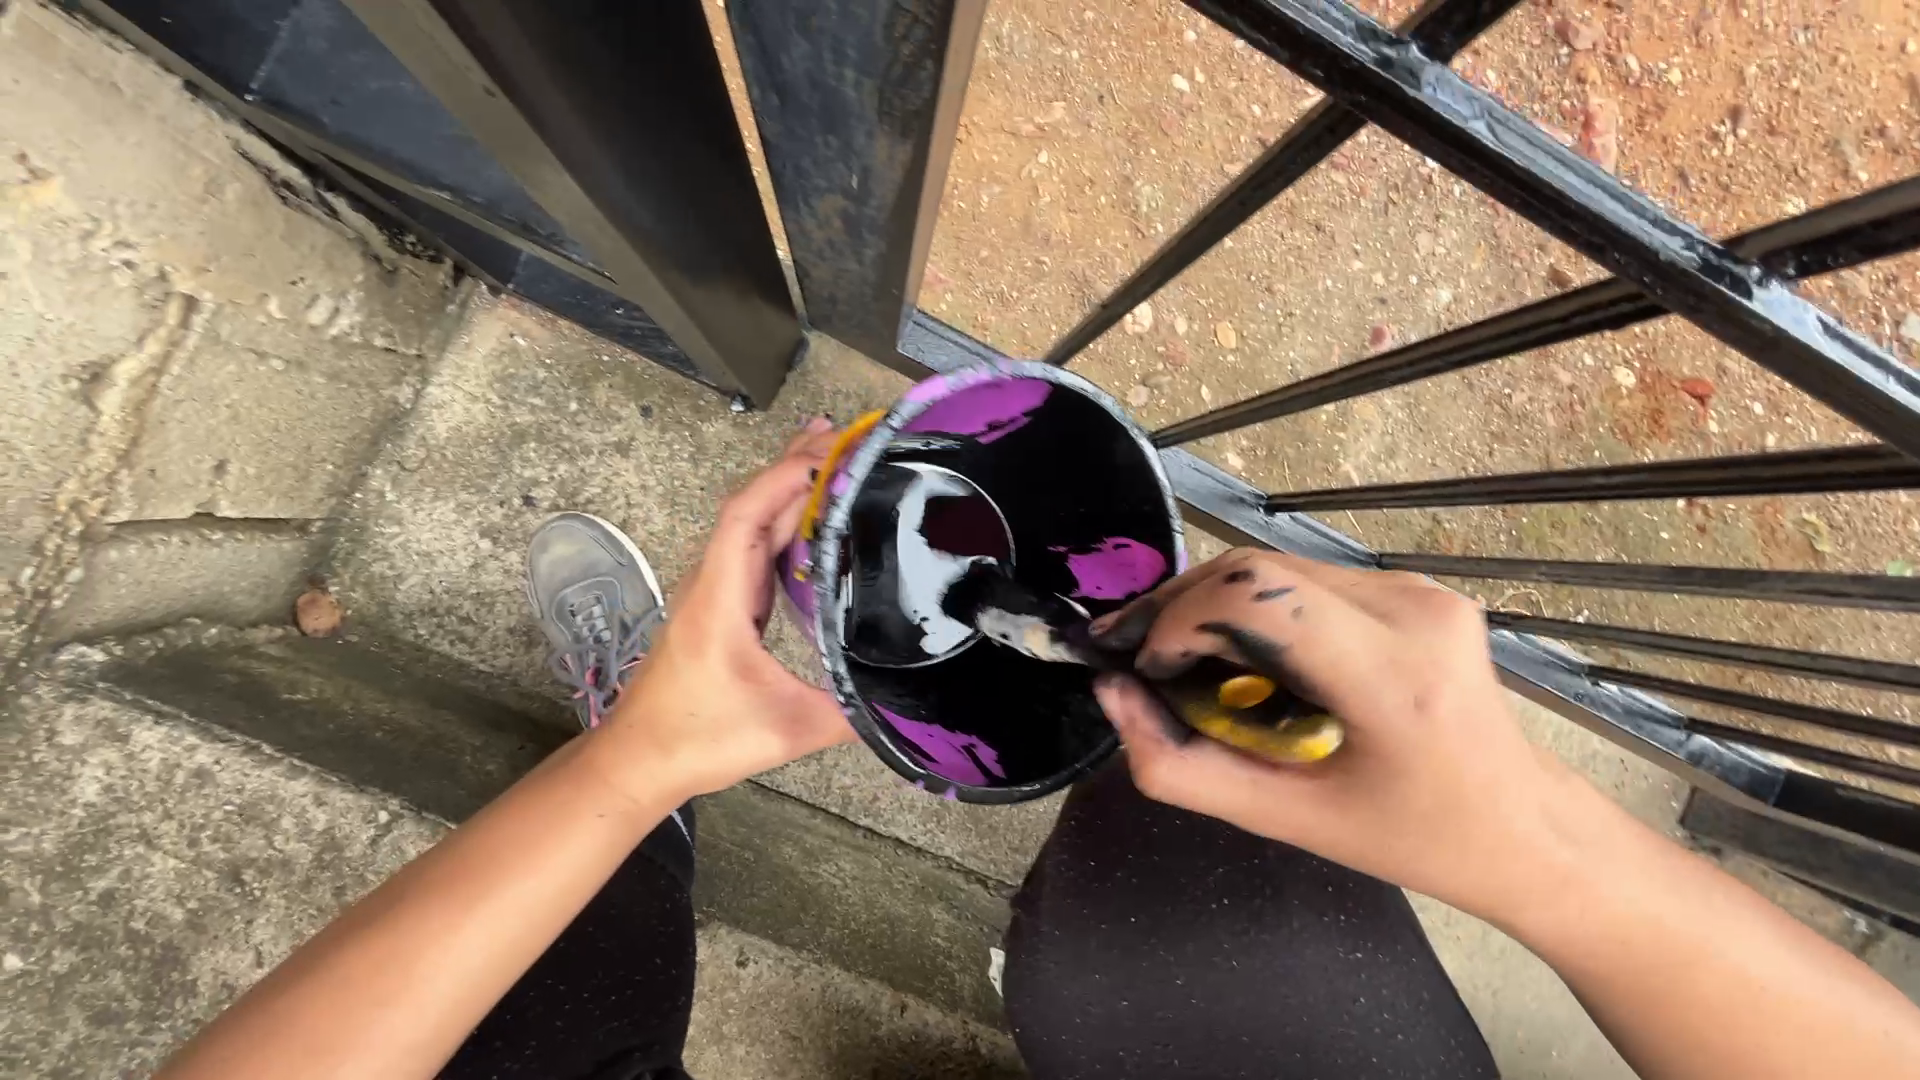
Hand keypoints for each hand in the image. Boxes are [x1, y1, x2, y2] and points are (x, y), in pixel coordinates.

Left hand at [589, 419, 854, 802]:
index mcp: (721, 597)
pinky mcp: (721, 603)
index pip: (747, 514)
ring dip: (788, 486)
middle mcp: (714, 580)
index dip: (787, 476)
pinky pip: (753, 546)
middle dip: (796, 465)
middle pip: (751, 504)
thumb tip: (905, 699)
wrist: (636, 760)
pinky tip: (812, 519)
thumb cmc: (697, 739)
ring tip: (832, 458)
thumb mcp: (785, 730)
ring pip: (750, 520)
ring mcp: (714, 589)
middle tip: (845, 436)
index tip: (834, 452)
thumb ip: (848, 713)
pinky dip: (784, 519)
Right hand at [1088, 550, 1593, 921]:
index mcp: (1393, 678)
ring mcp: (1415, 588)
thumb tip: (1112, 694)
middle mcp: (1409, 610)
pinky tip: (1226, 645)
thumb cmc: (1409, 838)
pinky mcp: (1408, 585)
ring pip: (1269, 566)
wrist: (1527, 825)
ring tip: (1167, 649)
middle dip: (1176, 605)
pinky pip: (1297, 577)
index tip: (1145, 669)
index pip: (1259, 600)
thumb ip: (1180, 767)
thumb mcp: (1284, 821)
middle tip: (1131, 650)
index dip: (1179, 621)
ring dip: (1203, 601)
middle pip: (1255, 570)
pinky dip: (1243, 604)